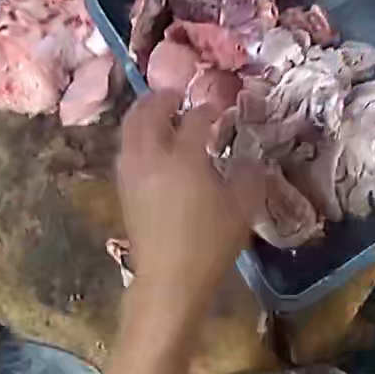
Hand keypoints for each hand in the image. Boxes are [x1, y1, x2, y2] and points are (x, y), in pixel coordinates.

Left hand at [117, 92, 262, 312]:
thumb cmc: (210, 242)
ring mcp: (132, 172)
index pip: (195, 120)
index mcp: (184, 157)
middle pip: (148, 113)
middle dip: (162, 99)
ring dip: (143, 114)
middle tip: (176, 95)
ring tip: (157, 113)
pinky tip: (148, 146)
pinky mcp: (124, 189)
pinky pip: (126, 150)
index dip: (207, 110)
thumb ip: (249, 176)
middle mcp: (152, 156)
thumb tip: (250, 159)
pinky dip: (136, 137)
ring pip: (130, 129)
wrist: (169, 278)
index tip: (217, 111)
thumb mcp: (242, 208)